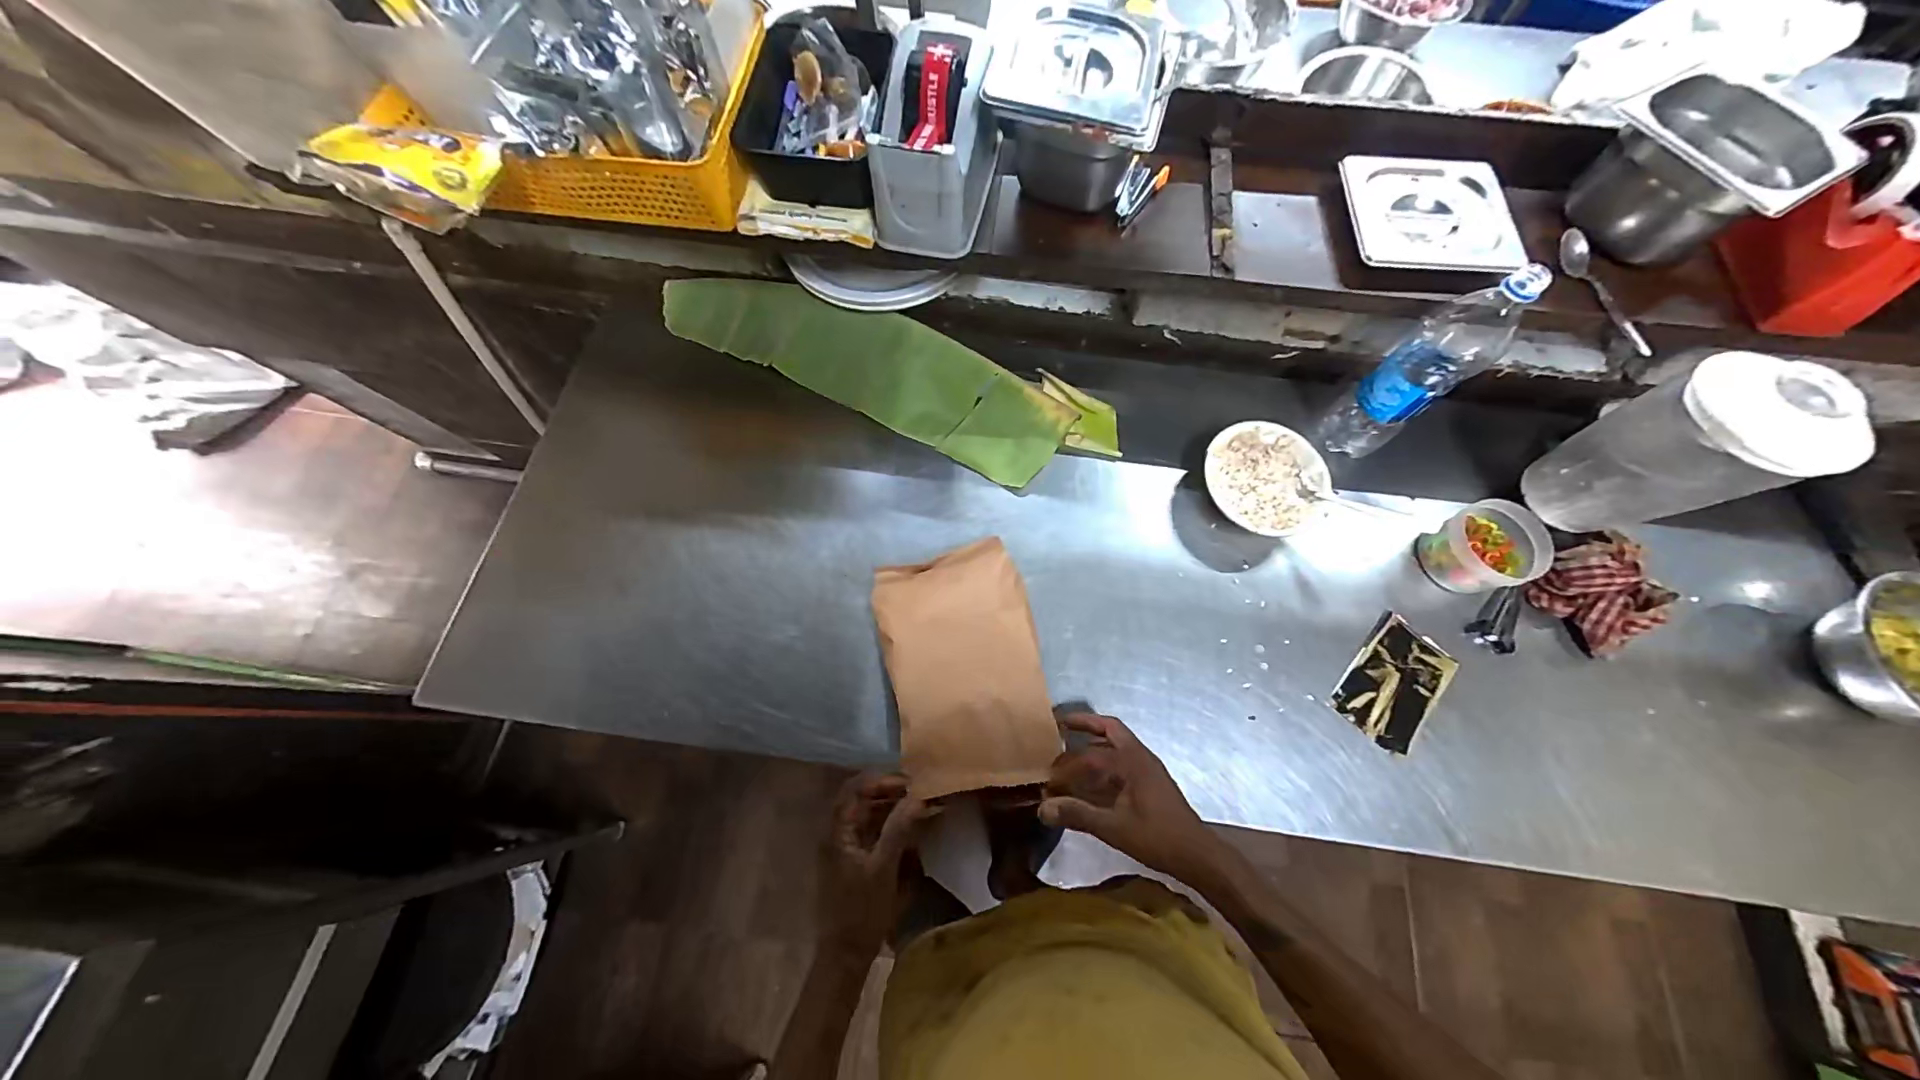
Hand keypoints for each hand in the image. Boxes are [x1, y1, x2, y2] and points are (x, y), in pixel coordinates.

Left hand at [816, 772, 934, 955]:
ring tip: (919, 803)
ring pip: (867, 811)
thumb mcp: (884, 868)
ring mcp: (846, 844)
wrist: (846, 953)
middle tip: (919, 790)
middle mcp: (838, 831)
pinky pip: (872, 828)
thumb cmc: (862, 911)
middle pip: (860, 795)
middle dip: (889, 788)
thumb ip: (898, 829)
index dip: (883, 779)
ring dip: (891, 804)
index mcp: (838, 830)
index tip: (912, 783)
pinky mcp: (855, 858)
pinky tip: (910, 825)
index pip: (856, 787)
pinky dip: (890, 821)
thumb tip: (918, 796)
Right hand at [1040, 713, 1225, 882]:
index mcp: (1132, 761)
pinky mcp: (1149, 784)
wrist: (1197, 855)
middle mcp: (1140, 758)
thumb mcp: (1113, 828)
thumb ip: (1077, 815)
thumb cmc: (1157, 838)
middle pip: (1109, 730)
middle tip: (1059, 726)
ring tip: (1069, 755)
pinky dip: (1102, 766)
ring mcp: (1146, 770)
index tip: (1047, 776)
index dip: (1066, 764)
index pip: (1090, 754)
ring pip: (1115, 747)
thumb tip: (1042, 809)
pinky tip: (1089, 783)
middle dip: (1084, 725)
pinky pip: (1121, 764)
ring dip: (1093, 747)